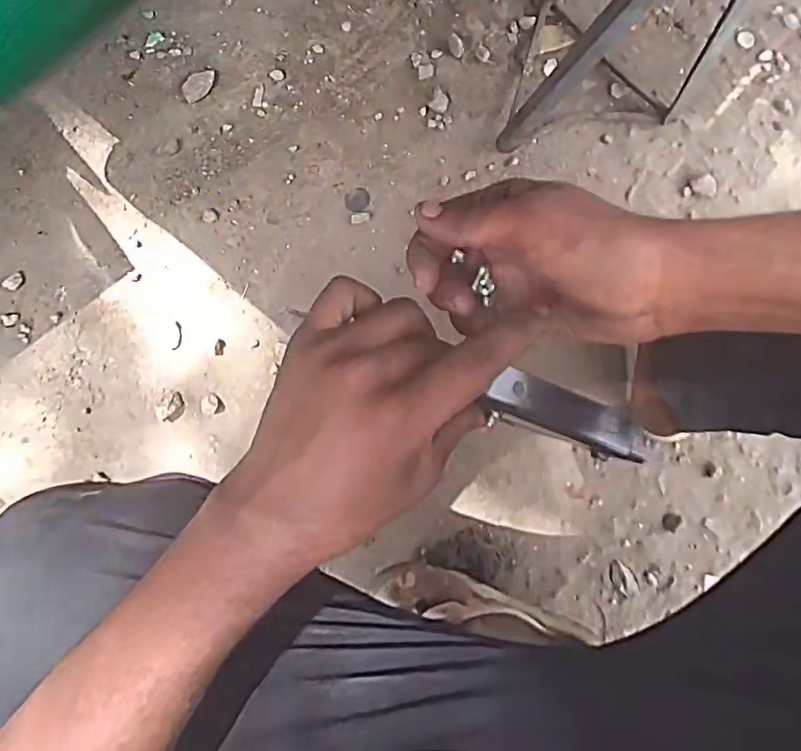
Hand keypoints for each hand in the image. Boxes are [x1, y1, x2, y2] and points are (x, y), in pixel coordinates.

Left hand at [213, 277, 532, 572]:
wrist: (276, 507)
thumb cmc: (345, 507)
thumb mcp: (417, 478)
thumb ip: (453, 429)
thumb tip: (480, 399)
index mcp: (401, 415)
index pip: (470, 363)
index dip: (506, 340)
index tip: (524, 323)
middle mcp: (368, 374)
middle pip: (435, 340)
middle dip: (447, 361)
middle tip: (436, 387)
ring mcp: (333, 351)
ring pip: (401, 312)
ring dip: (414, 335)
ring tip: (401, 364)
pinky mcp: (306, 342)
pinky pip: (345, 292)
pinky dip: (366, 303)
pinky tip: (369, 331)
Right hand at [405, 180, 670, 342]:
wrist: (652, 290)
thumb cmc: (601, 247)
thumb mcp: (529, 225)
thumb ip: (472, 221)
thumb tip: (424, 213)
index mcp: (504, 206)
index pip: (445, 222)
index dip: (428, 248)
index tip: (427, 277)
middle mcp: (505, 238)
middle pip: (448, 257)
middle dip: (441, 280)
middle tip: (452, 300)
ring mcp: (515, 274)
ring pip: (463, 289)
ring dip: (458, 303)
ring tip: (473, 316)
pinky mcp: (526, 308)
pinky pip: (486, 317)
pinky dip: (478, 325)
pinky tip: (487, 331)